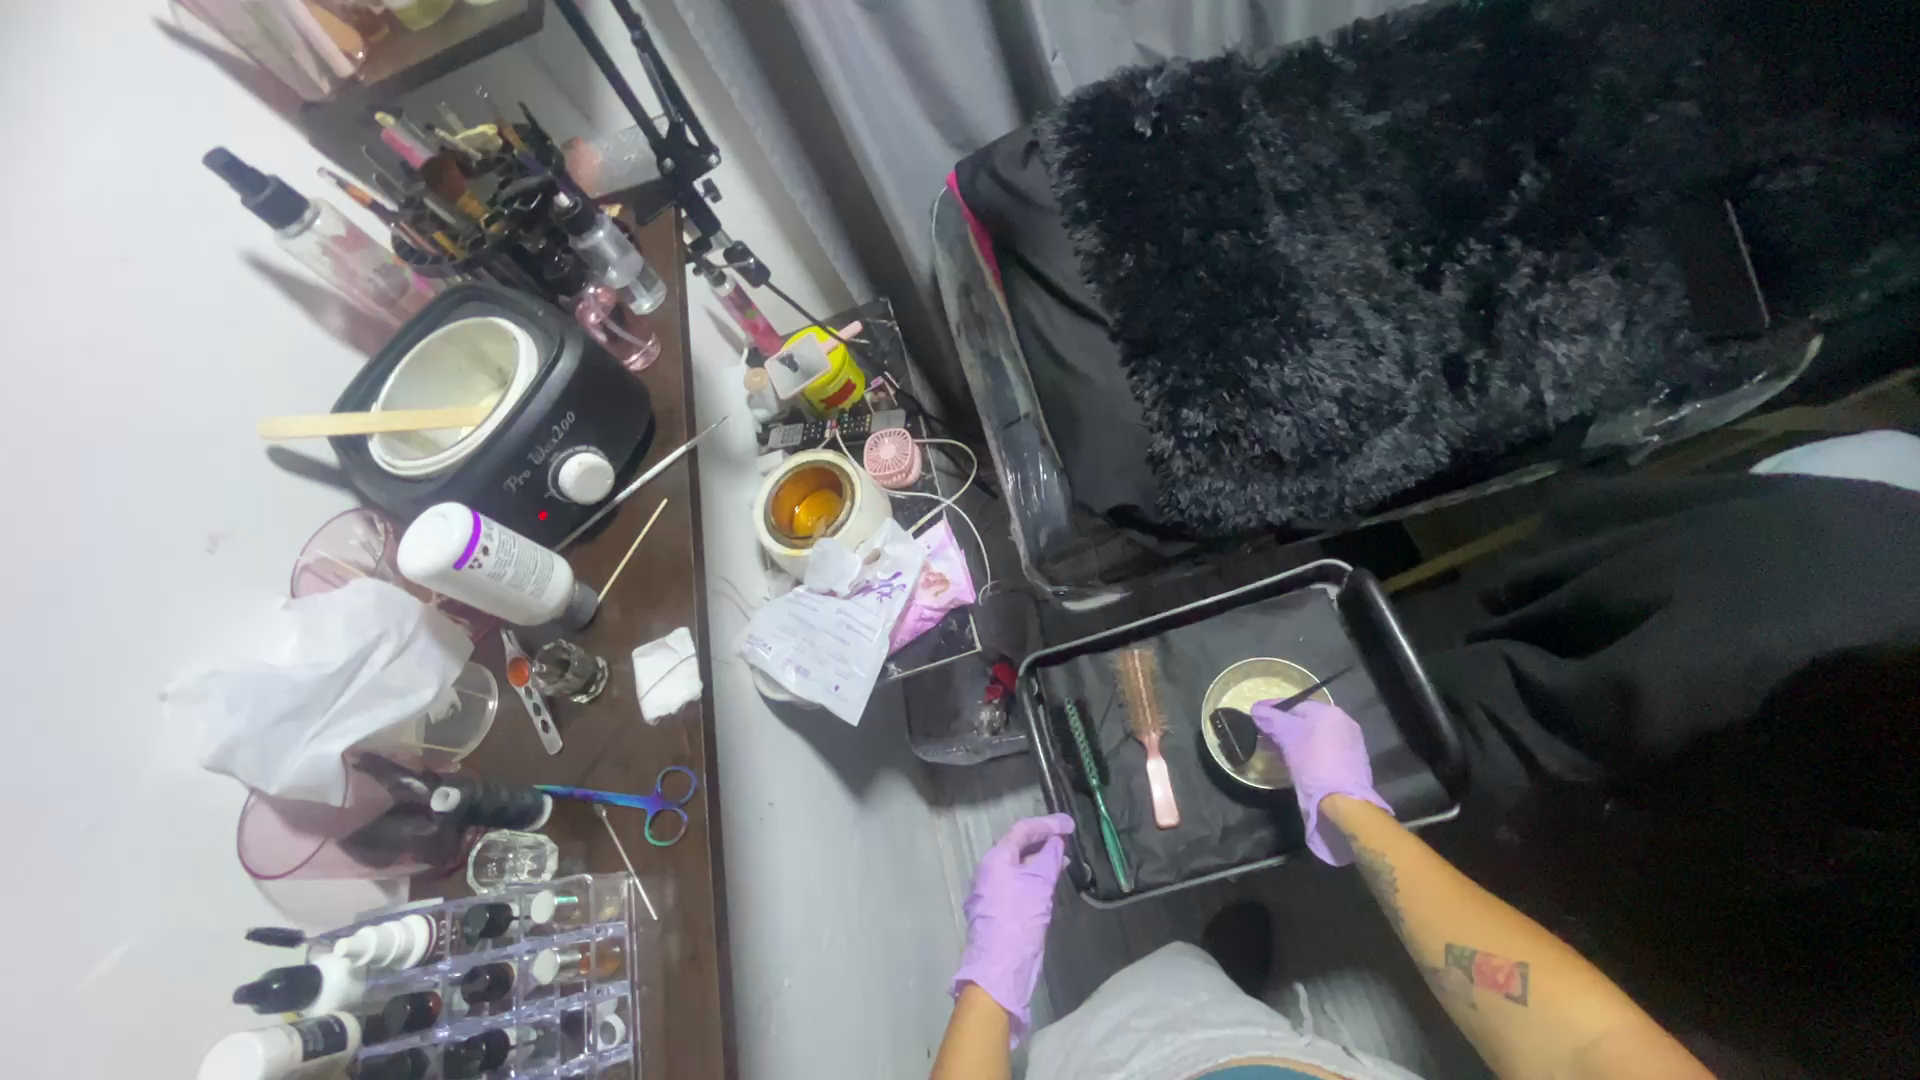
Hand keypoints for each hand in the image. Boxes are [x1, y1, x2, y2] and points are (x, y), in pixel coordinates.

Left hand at [951, 813, 1074, 1041]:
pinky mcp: (999, 909)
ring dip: (1040, 859)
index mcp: (995, 859)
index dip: (1047, 824)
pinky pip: (1018, 882)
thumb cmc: (1019, 920)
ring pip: (1018, 865)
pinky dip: (1035, 876)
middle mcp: (989, 871)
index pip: (1022, 830)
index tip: (1070, 824)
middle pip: (1017, 846)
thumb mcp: (1039, 886)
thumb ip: (1049, 859)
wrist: (1000, 969)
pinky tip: (1049, 882)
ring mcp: (992, 891)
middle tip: (1068, 838)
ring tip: (1064, 860)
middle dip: (1043, 840)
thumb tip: (1056, 842)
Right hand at [1251, 699, 1392, 865]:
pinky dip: (1307, 755)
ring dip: (1294, 742)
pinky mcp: (1351, 766)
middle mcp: (1344, 724)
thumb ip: (1270, 718)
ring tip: (1275, 751)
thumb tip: (1256, 709)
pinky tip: (1294, 763)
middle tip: (1263, 735)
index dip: (1272, 709)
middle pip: (1305, 721)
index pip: (1295, 704)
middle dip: (1282, 727)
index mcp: (1330, 712)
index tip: (1255, 715)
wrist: (1341, 800)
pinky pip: (1322, 753)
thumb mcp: (1285, 735)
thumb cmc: (1311, 760)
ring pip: (1314, 738)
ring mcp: (1350, 746)